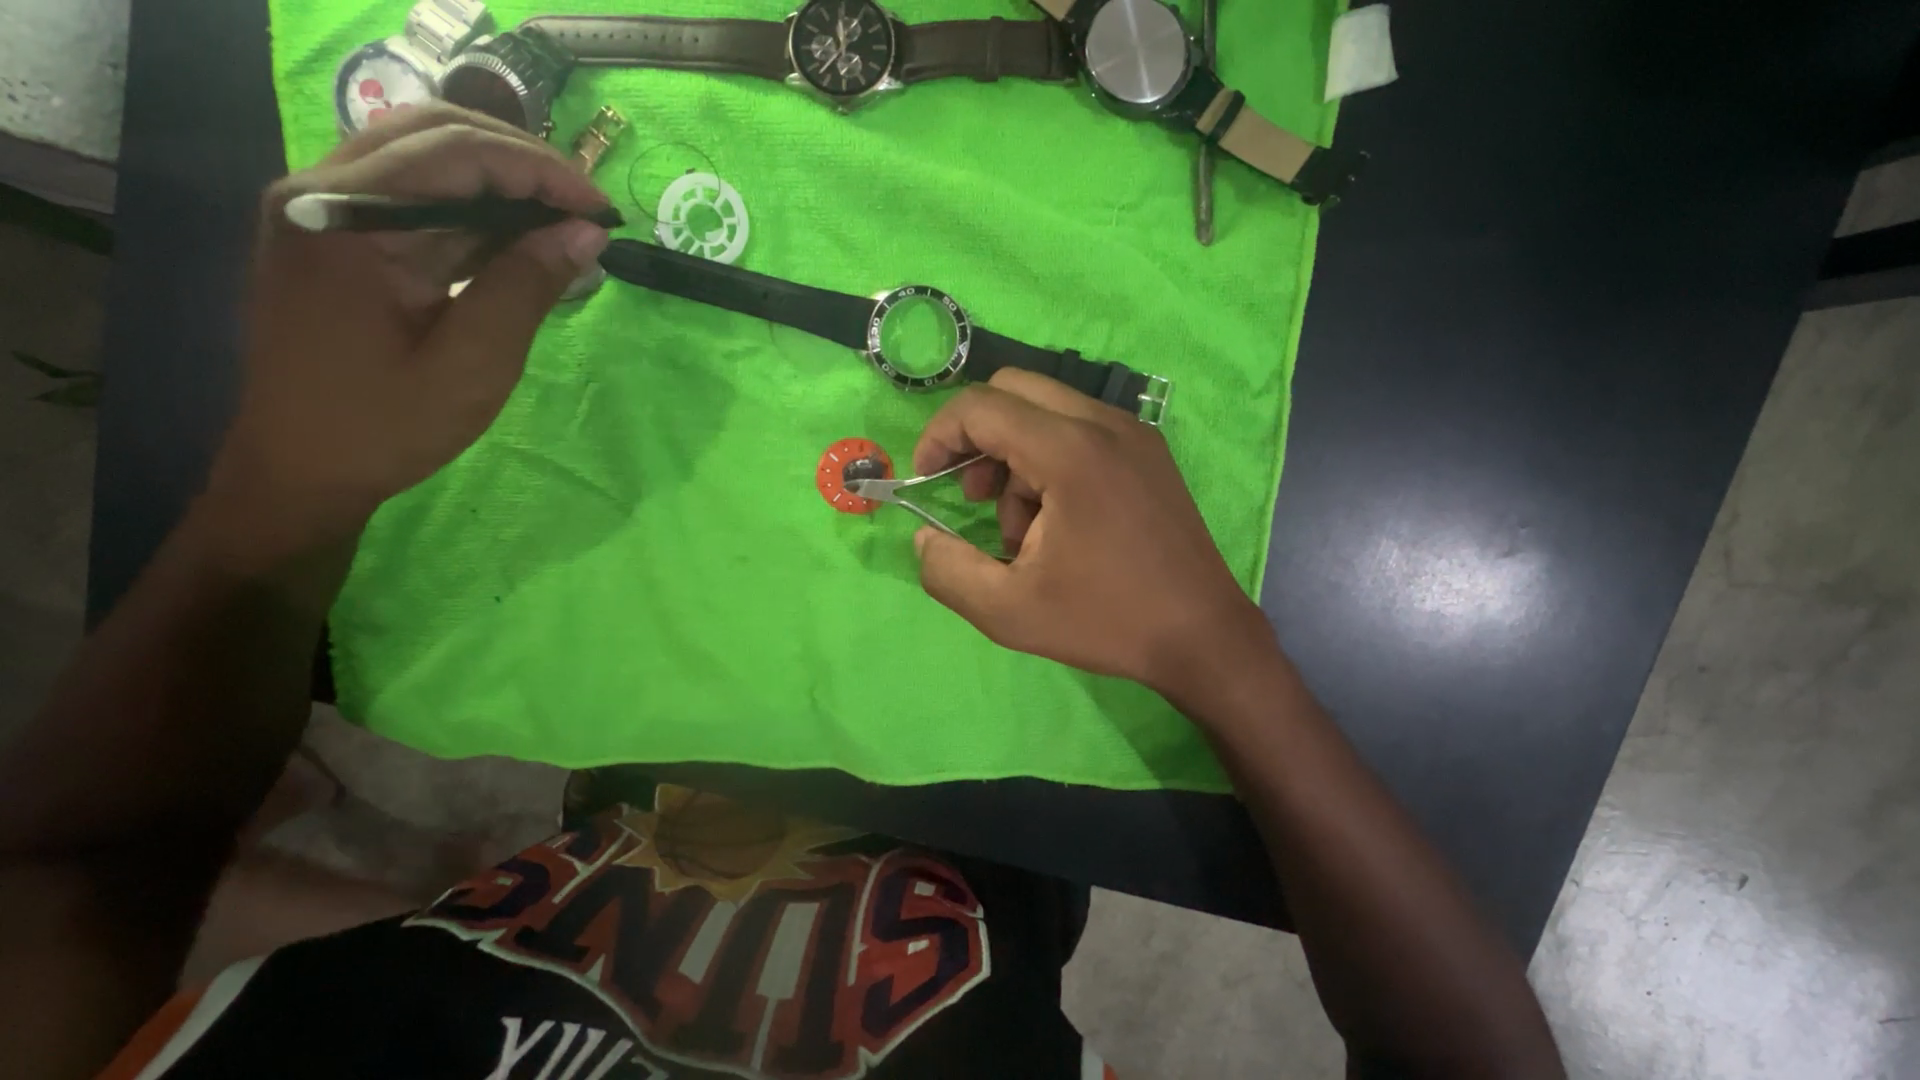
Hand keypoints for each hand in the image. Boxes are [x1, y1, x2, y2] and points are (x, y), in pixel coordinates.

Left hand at [205, 104, 611, 555]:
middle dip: (524, 165)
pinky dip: (473, 209)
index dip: (541, 172)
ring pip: (424, 157)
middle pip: (435, 135)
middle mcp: (320, 193)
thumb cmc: (384, 427)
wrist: (299, 468)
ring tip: (562, 223)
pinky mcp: (333, 233)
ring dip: (501, 182)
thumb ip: (526, 287)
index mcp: (344, 220)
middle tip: (586, 212)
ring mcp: (321, 209)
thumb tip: (586, 233)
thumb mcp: (472, 365)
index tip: (603, 213)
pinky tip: (518, 241)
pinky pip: (412, 195)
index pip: (456, 153)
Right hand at [910, 370, 1276, 700]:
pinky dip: (1051, 461)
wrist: (1202, 637)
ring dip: (1016, 456)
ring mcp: (1134, 434)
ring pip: (1046, 411)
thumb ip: (948, 570)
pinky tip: (1061, 524)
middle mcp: (1105, 424)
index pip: (982, 407)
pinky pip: (1080, 430)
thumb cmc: (1106, 621)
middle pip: (1014, 390)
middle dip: (978, 438)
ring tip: (1024, 531)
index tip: (926, 479)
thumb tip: (923, 536)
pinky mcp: (1149, 453)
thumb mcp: (1008, 611)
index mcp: (1071, 452)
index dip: (939, 436)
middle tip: (973, 498)